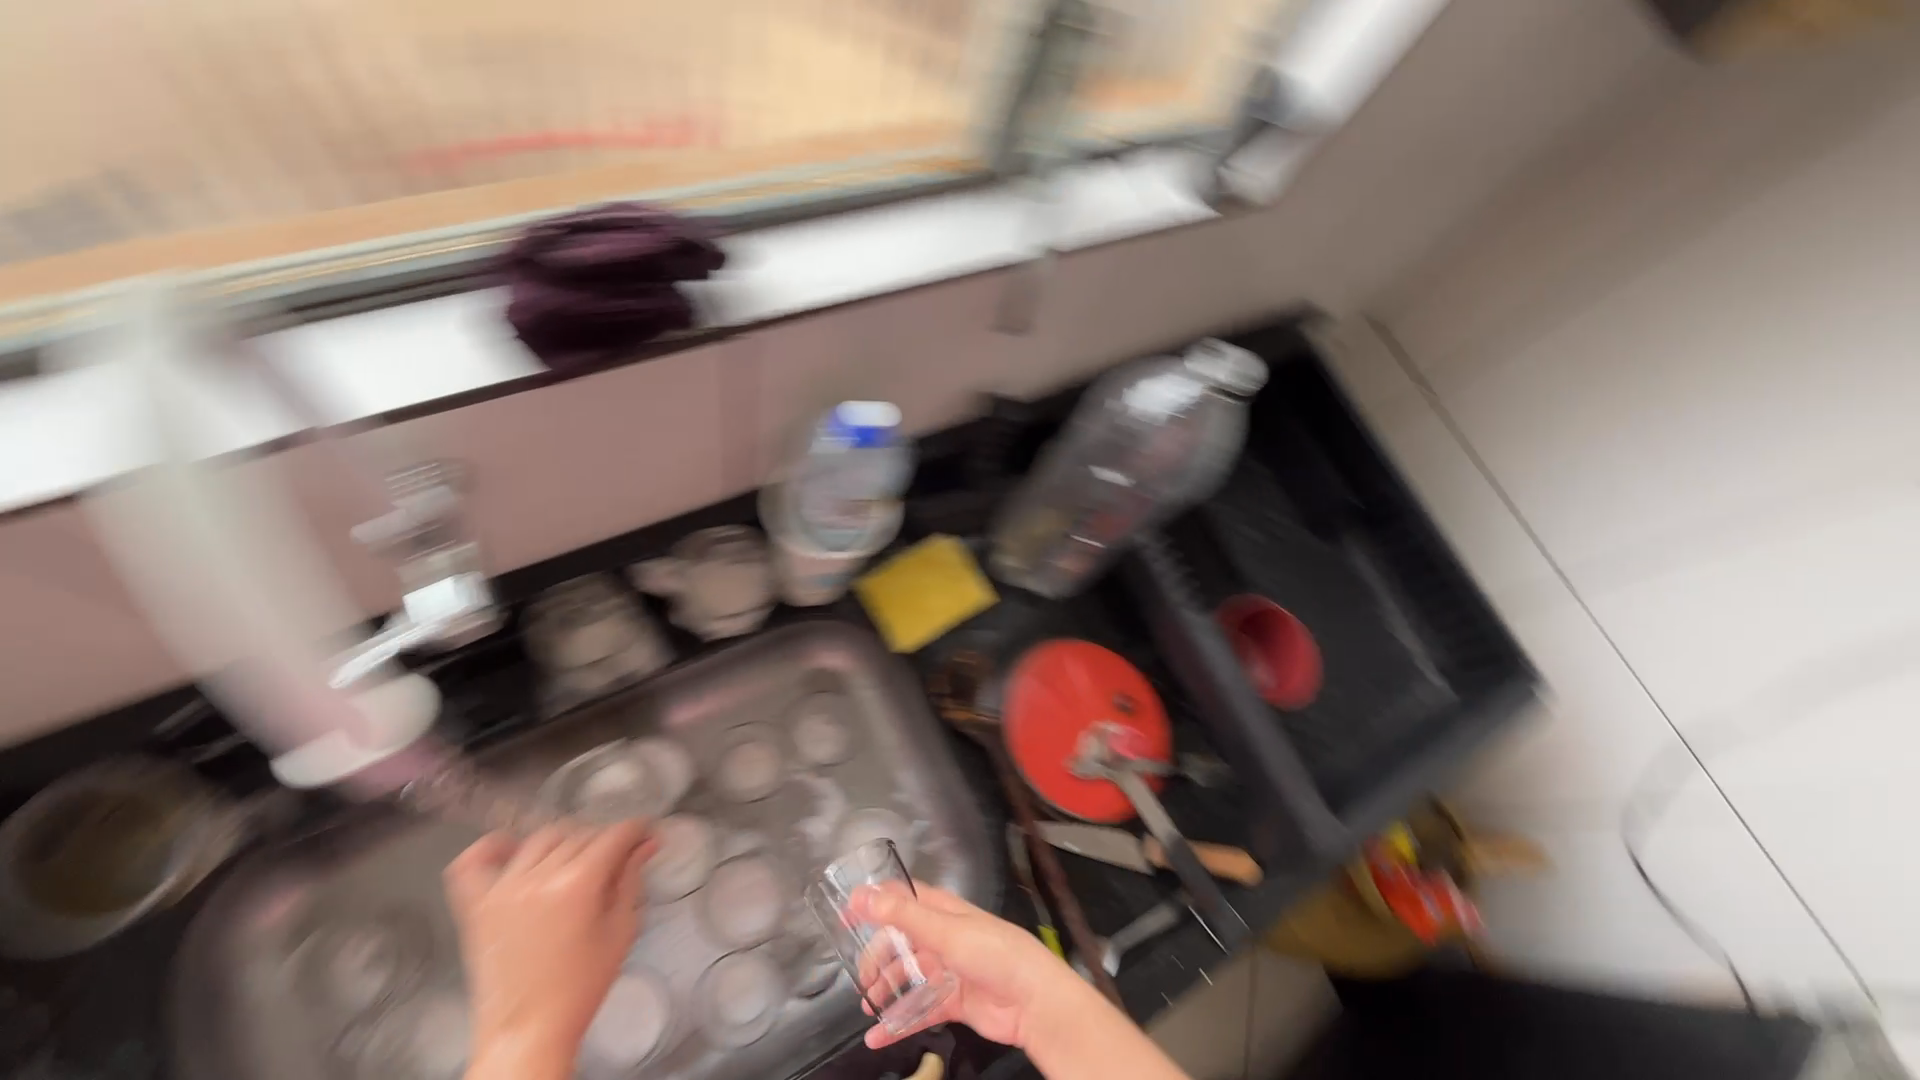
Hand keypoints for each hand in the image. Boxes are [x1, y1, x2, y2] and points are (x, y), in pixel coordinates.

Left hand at [444, 822, 655, 1078]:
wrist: (528, 1030)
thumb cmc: (582, 986)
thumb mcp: (621, 931)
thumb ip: (632, 880)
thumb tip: (645, 845)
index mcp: (579, 884)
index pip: (614, 835)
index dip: (637, 829)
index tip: (646, 834)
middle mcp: (538, 877)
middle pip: (580, 834)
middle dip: (605, 839)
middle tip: (618, 857)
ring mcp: (503, 888)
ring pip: (540, 839)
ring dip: (565, 840)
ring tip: (576, 859)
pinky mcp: (477, 905)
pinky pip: (476, 861)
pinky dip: (493, 847)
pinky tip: (512, 850)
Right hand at [850, 881, 1090, 1050]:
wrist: (1033, 1000)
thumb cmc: (993, 953)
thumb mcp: (945, 930)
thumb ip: (904, 915)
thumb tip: (863, 895)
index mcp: (943, 911)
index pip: (903, 899)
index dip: (874, 904)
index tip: (845, 915)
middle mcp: (944, 937)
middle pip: (900, 943)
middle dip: (877, 958)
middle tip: (859, 979)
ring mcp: (948, 970)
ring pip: (908, 978)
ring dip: (886, 991)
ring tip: (868, 1007)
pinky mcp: (953, 1001)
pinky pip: (919, 1010)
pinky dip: (898, 1023)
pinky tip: (879, 1036)